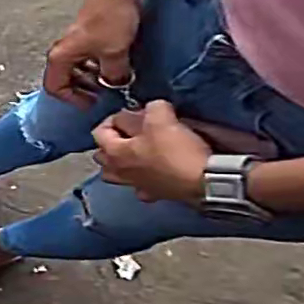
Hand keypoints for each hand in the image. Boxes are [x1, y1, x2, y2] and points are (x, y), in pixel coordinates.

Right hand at [42, 0, 142, 107]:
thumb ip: (113, 76)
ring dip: (89, 78)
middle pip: (64, 79)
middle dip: (82, 90)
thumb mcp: (115, 54)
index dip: (72, 100)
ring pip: (75, 68)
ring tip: (109, 80)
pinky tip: (112, 63)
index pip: (55, 88)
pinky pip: (84, 57)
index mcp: (60, 57)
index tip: (92, 103)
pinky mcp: (85, 34)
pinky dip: (95, 65)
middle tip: (102, 94)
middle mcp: (61, 50)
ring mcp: (73, 41)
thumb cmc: (110, 20)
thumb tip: (116, 85)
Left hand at [91, 101, 209, 202]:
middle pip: (102, 156)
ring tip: (135, 153)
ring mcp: (134, 186)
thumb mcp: (160, 118)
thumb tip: (149, 110)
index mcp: (113, 153)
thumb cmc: (174, 149)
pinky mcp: (154, 194)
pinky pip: (140, 186)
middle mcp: (118, 172)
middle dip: (111, 142)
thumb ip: (150, 108)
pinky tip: (152, 173)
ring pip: (116, 174)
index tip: (129, 113)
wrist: (204, 179)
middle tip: (130, 133)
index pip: (99, 132)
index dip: (112, 119)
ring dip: (121, 163)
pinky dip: (143, 179)